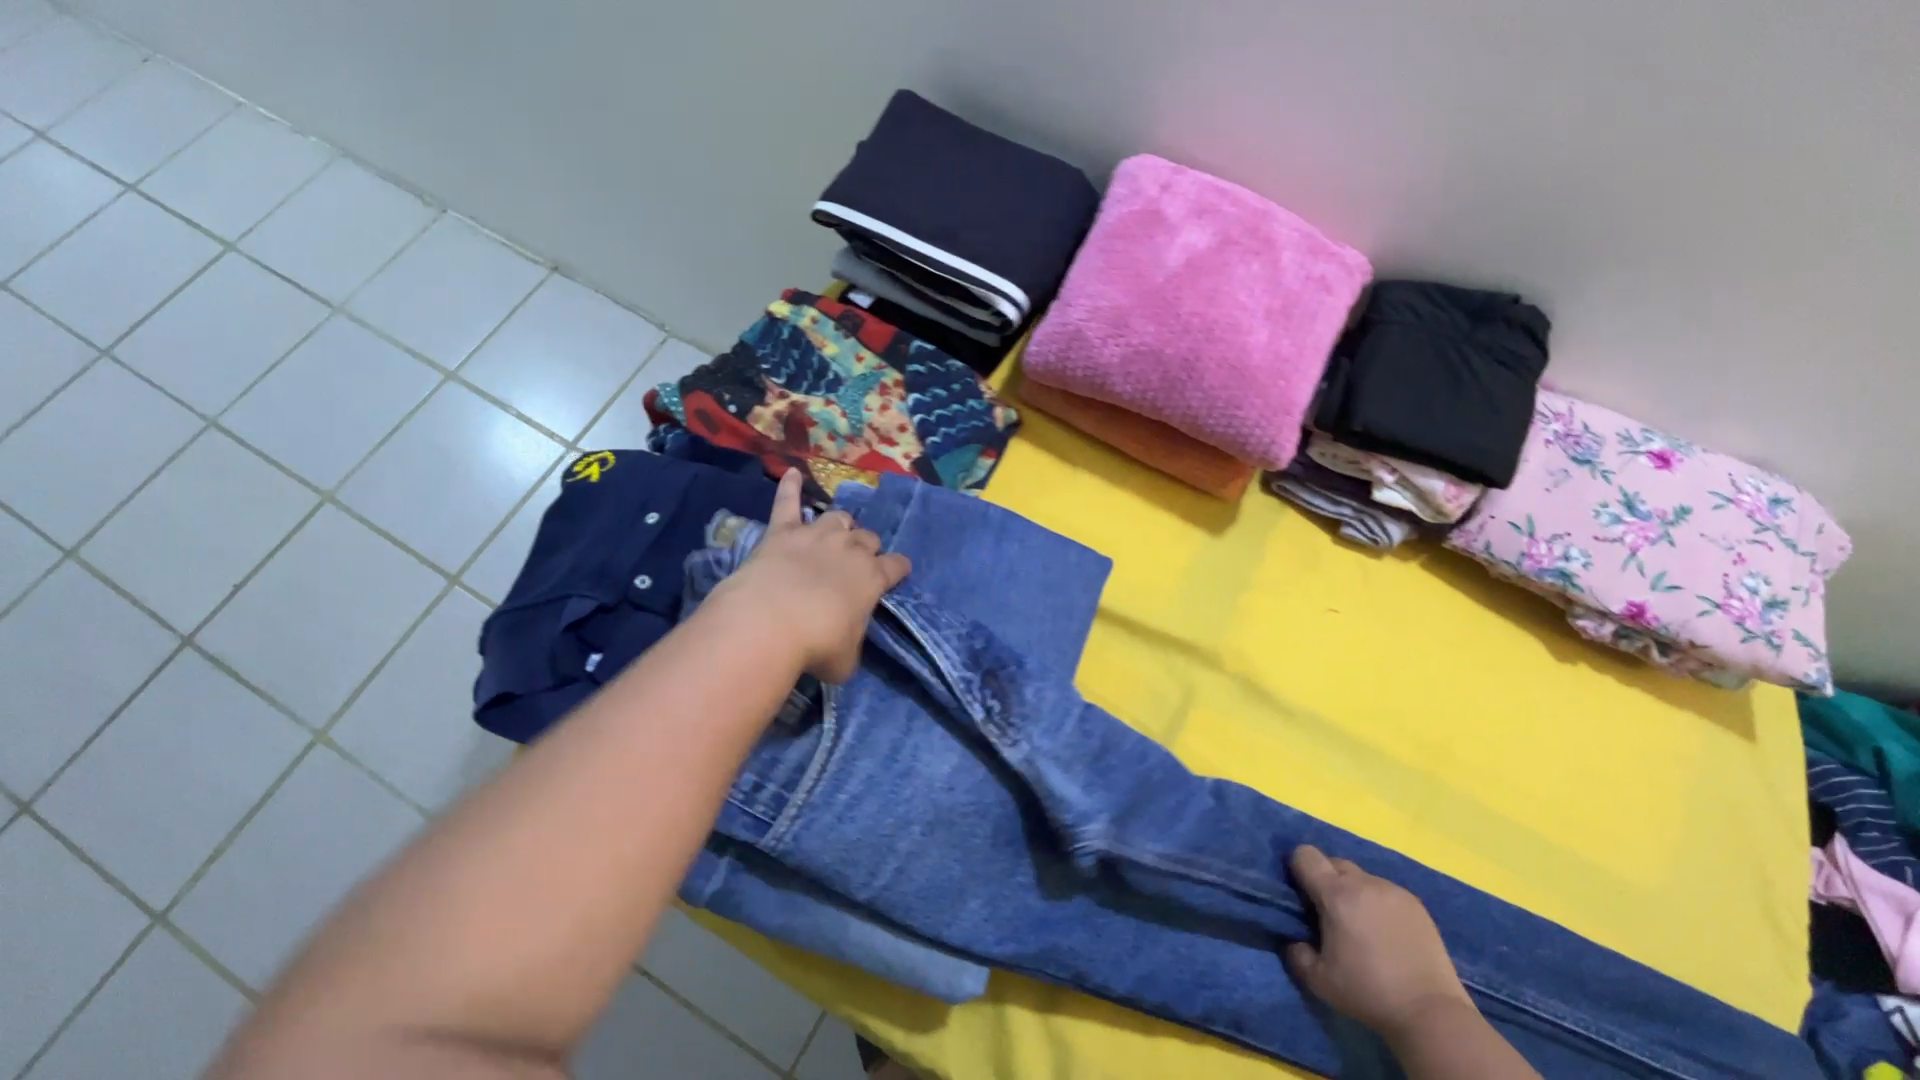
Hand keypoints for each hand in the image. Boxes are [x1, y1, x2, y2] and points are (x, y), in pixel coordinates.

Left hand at [711, 469, 910, 682]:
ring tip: (836, 533)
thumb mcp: (846, 660)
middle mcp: (850, 549)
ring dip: (840, 525)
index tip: (896, 574)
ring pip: (838, 517)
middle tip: (857, 563)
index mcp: (873, 578)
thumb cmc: (816, 645)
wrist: (770, 621)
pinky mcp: (782, 531)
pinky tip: (791, 472)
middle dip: (867, 548)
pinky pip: (788, 501)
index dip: (898, 569)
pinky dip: (789, 486)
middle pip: (868, 537)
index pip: (897, 566)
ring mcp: (816, 535)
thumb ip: (851, 646)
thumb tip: (844, 648)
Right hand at [1284, 845, 1473, 1040]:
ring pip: (1362, 878)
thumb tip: (1295, 938)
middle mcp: (1366, 884)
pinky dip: (1377, 903)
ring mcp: (1394, 891)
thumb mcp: (1318, 980)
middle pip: (1334, 862)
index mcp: (1337, 896)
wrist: (1430, 1011)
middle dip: (1325, 880)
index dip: (1297, 868)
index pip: (1306, 855)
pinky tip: (1386, 933)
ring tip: (1361, 926)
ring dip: (1353, 892)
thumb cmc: (1368, 992)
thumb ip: (1297, 952)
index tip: (1300, 894)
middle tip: (1329, 914)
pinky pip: (1385, 891)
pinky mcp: (1417, 904)